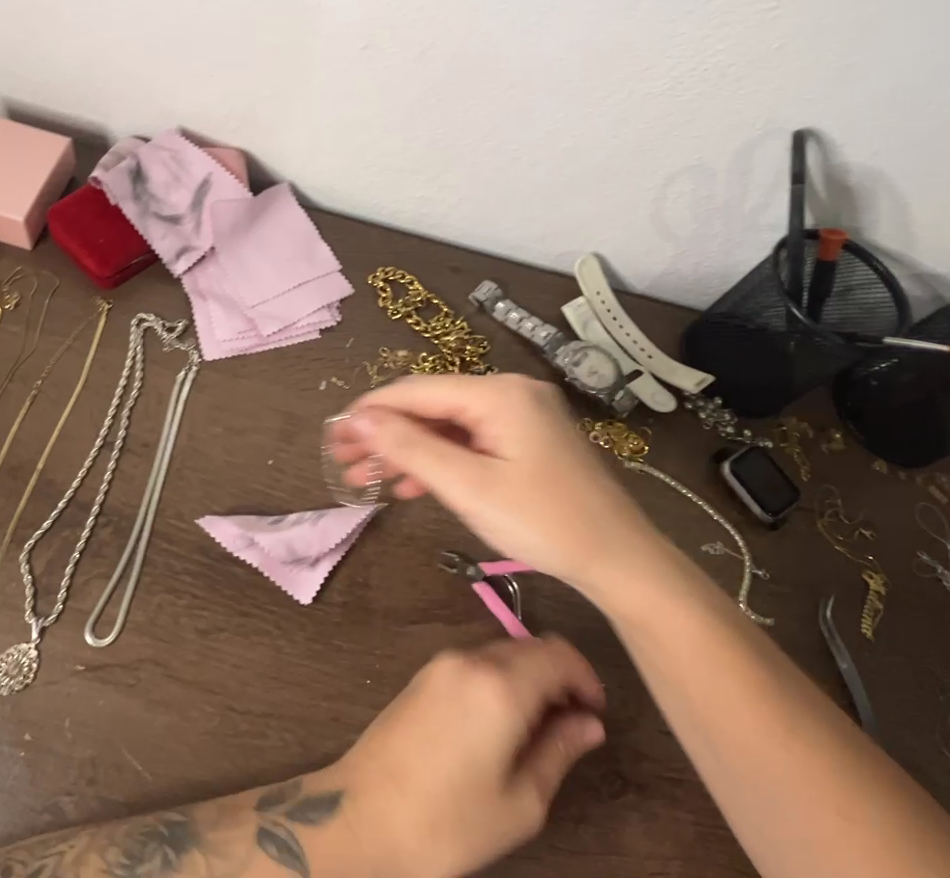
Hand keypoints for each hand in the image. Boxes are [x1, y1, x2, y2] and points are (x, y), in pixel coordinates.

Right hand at [329, 373, 658, 590]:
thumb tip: (358, 418)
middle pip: (430, 406)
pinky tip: (410, 485)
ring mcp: (521, 417)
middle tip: (342, 463)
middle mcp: (509, 393)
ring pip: (447, 426)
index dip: (370, 412)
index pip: (416, 392)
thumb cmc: (541, 521)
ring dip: (407, 451)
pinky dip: (439, 461)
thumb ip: (410, 447)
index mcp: (498, 394)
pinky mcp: (526, 441)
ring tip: (365, 480)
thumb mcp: (468, 486)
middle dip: (385, 434)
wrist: (616, 557)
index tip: (332, 435)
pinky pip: (470, 442)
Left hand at [330, 637, 606, 877]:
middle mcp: (469, 660)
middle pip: (530, 647)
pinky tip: (499, 727)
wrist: (358, 821)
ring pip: (501, 654)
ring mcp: (439, 666)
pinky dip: (498, 682)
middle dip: (559, 677)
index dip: (587, 678)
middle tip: (572, 727)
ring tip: (537, 733)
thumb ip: (559, 752)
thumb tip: (590, 724)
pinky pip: (474, 665)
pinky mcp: (419, 678)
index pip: (559, 653)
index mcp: (500, 685)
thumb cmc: (446, 823)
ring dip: (528, 679)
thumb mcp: (520, 802)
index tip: (596, 714)